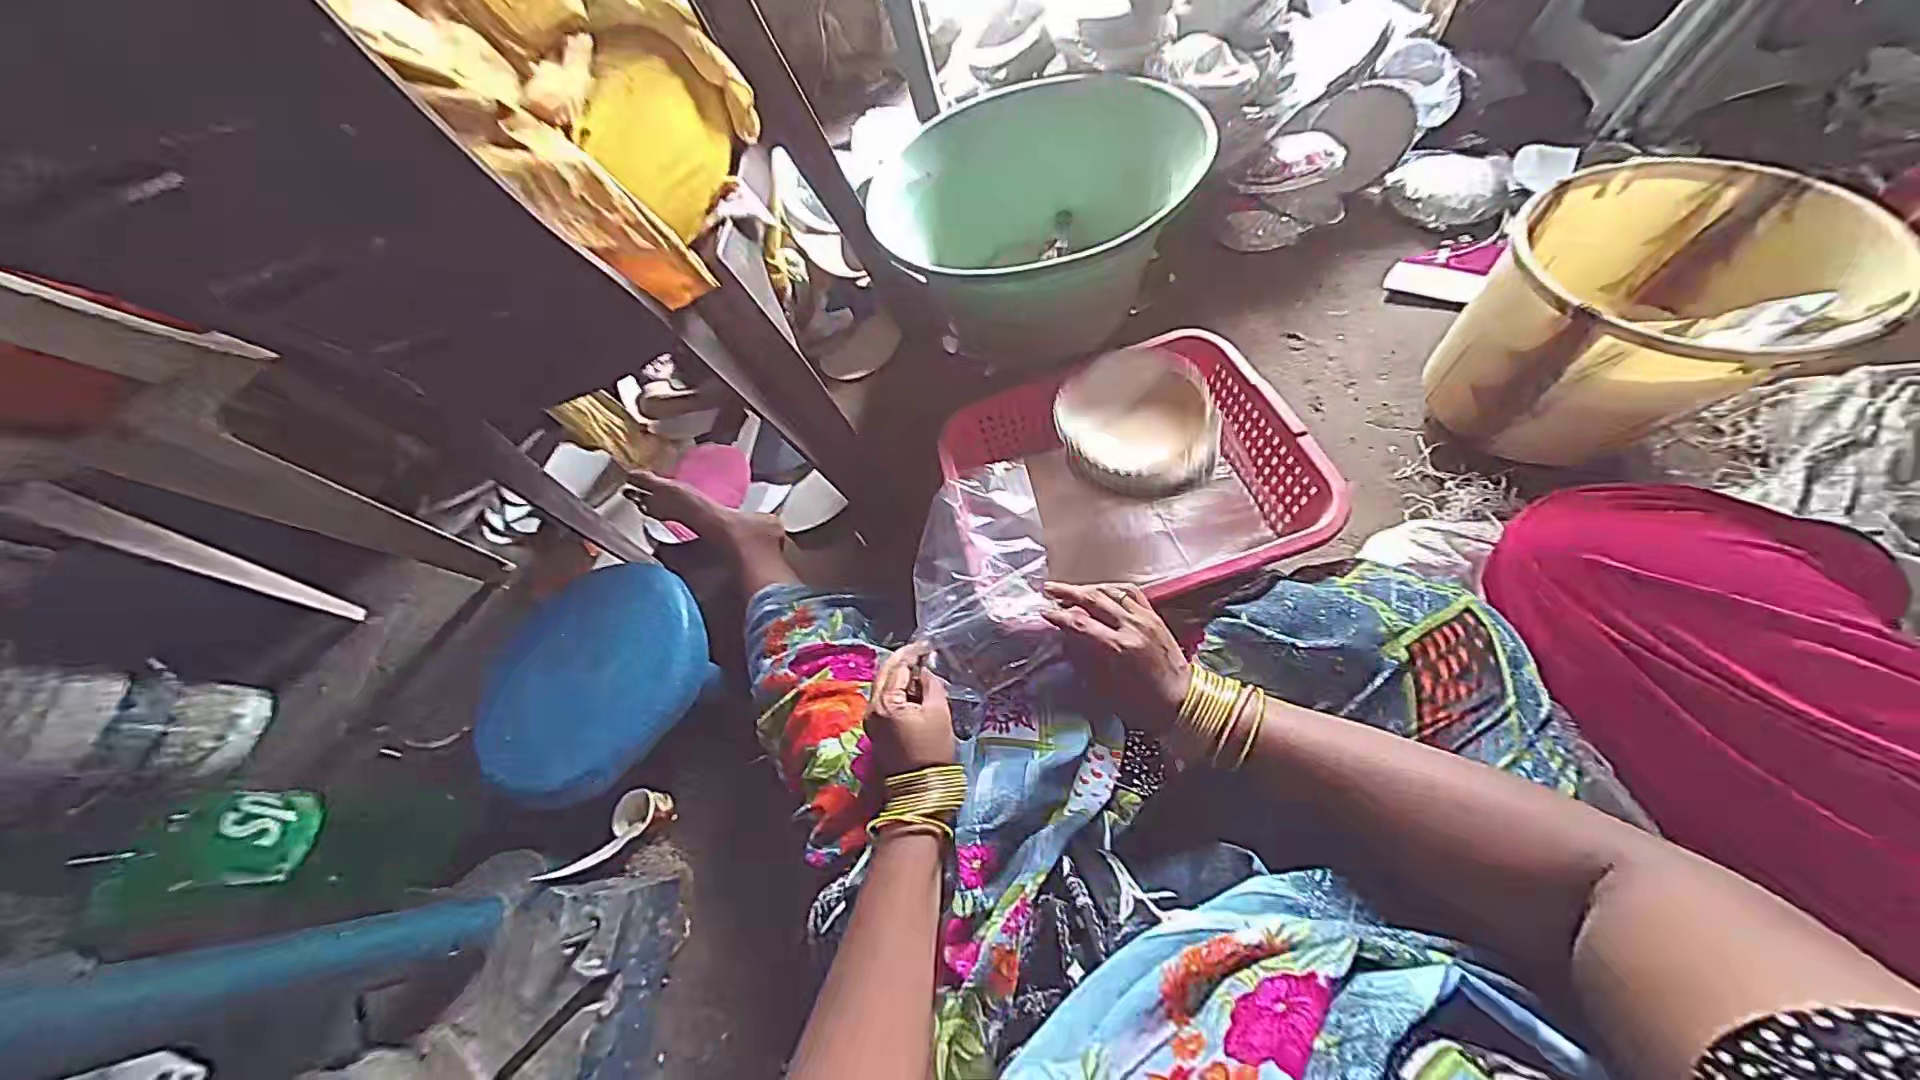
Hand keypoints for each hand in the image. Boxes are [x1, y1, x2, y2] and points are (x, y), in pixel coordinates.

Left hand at [865, 641, 954, 775]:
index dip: (913, 653)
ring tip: (921, 668)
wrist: (922, 788)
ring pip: (883, 686)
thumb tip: (925, 670)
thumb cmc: (932, 749)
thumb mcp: (938, 712)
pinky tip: (913, 687)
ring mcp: (871, 719)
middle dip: (903, 660)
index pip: (897, 667)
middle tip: (922, 652)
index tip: (927, 646)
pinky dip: (897, 689)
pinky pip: (885, 699)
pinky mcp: (876, 728)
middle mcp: (871, 708)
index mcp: (885, 702)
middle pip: (885, 673)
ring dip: (899, 674)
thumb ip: (930, 684)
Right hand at [1040, 582, 1189, 734]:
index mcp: (1118, 647)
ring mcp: (1146, 618)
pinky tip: (1101, 590)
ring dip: (1088, 588)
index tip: (1044, 611)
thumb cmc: (1142, 704)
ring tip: (1070, 589)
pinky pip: (1131, 593)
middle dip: (1068, 592)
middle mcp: (1132, 626)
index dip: (1059, 615)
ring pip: (1112, 591)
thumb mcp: (1106, 688)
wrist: (1184, 702)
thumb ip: (1085, 659)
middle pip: (1094, 599)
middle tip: (1048, 588)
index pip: (1080, 623)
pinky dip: (1112, 588)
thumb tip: (1067, 638)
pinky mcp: (1155, 616)